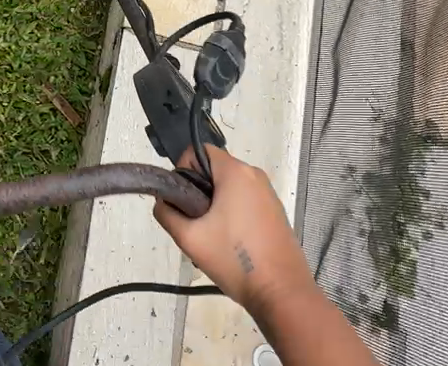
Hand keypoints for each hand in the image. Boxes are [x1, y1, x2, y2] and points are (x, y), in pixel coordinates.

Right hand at [152, 144, 314, 313]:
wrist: (283, 296)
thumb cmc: (235, 260)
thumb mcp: (189, 238)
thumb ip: (166, 212)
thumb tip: (164, 202)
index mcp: (236, 172)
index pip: (197, 151)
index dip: (183, 171)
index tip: (183, 201)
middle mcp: (254, 176)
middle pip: (212, 170)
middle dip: (198, 191)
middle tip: (196, 223)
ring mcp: (269, 195)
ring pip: (228, 187)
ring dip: (215, 205)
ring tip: (213, 237)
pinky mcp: (277, 213)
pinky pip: (244, 201)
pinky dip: (233, 214)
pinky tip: (232, 244)